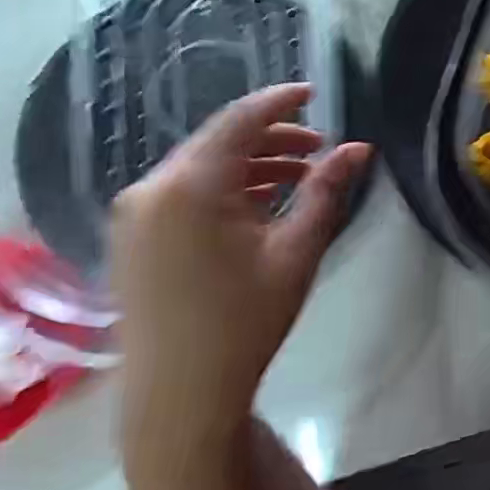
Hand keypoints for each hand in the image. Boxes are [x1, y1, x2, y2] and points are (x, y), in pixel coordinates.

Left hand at [110, 83, 371, 446]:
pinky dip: (221, 192)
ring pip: (199, 170)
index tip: (313, 93)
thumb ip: (326, 193)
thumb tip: (359, 149)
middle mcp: (150, 188)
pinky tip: (254, 209)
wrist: (179, 396)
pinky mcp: (130, 238)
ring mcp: (133, 214)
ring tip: (295, 181)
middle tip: (318, 152)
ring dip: (248, 168)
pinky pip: (181, 195)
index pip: (239, 120)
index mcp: (189, 185)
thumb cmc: (244, 323)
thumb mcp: (295, 254)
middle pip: (217, 143)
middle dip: (270, 141)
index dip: (279, 102)